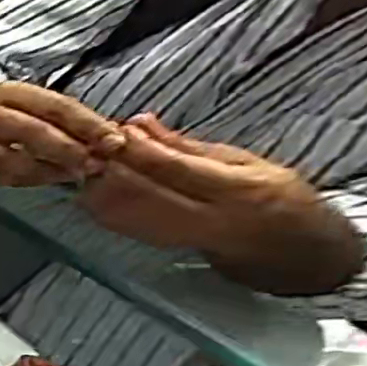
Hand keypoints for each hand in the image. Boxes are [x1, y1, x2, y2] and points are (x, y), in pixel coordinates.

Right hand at [0, 79, 126, 185]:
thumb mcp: (23, 103)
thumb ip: (57, 119)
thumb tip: (106, 141)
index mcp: (6, 91)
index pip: (53, 106)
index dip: (87, 125)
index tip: (115, 142)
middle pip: (31, 132)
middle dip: (68, 151)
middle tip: (95, 166)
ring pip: (10, 160)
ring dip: (47, 171)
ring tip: (72, 176)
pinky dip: (23, 180)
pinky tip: (43, 179)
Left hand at [78, 115, 363, 294]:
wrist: (271, 244)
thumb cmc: (262, 192)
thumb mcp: (240, 160)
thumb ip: (184, 145)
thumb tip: (139, 122)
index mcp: (235, 191)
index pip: (172, 168)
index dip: (139, 147)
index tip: (121, 128)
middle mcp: (199, 218)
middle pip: (136, 187)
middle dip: (111, 162)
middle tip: (101, 141)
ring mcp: (168, 234)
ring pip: (114, 204)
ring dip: (97, 178)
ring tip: (98, 157)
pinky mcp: (145, 241)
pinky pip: (107, 216)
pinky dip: (95, 195)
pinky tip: (98, 179)